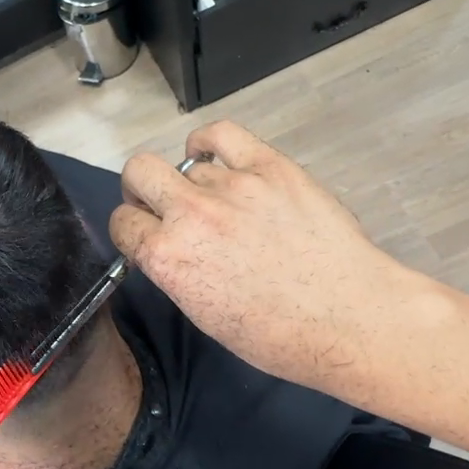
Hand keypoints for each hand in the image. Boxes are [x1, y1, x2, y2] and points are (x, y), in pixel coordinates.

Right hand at [110, 121, 434, 394]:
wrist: (347, 319)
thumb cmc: (276, 334)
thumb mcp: (201, 313)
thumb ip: (175, 270)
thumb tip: (169, 246)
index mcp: (166, 257)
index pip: (122, 222)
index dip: (132, 228)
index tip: (146, 234)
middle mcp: (189, 214)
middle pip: (138, 172)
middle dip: (141, 189)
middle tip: (161, 205)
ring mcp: (230, 186)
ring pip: (187, 165)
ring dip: (192, 182)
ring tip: (219, 200)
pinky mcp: (269, 167)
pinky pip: (221, 134)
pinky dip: (207, 142)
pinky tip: (213, 157)